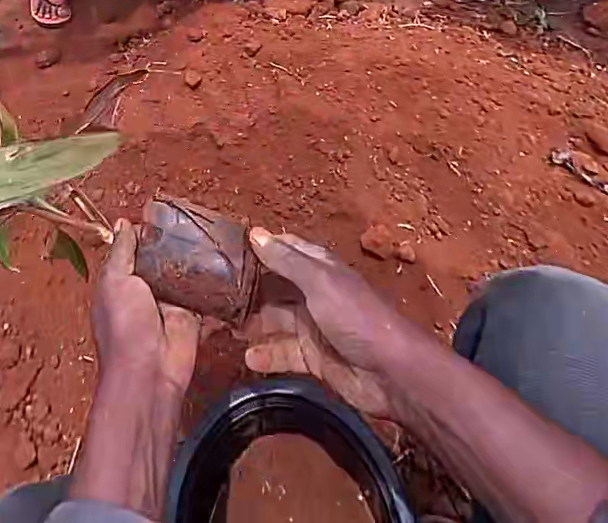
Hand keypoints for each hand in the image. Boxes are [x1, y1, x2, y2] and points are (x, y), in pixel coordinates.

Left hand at [71, 221, 200, 516]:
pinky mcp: (195, 316)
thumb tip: (124, 222)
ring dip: (199, 259)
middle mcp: (148, 289)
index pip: (138, 248)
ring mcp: (173, 303)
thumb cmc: (125, 326)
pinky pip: (206, 296)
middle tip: (200, 218)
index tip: (169, 210)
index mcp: (124, 280)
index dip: (151, 231)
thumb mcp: (115, 282)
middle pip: (166, 259)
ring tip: (218, 233)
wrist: (149, 374)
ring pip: (187, 273)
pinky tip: (230, 263)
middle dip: (179, 242)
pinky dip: (215, 285)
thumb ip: (122, 252)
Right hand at [243, 228, 431, 419]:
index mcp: (318, 268)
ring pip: (275, 321)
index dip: (260, 248)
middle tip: (215, 296)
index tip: (228, 250)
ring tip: (225, 328)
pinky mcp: (314, 358)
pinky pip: (284, 353)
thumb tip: (255, 233)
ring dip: (253, 324)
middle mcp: (313, 293)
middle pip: (275, 288)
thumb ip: (286, 260)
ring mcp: (313, 327)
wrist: (392, 373)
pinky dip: (267, 355)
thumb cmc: (355, 317)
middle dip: (249, 291)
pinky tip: (248, 358)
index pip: (284, 250)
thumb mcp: (319, 282)